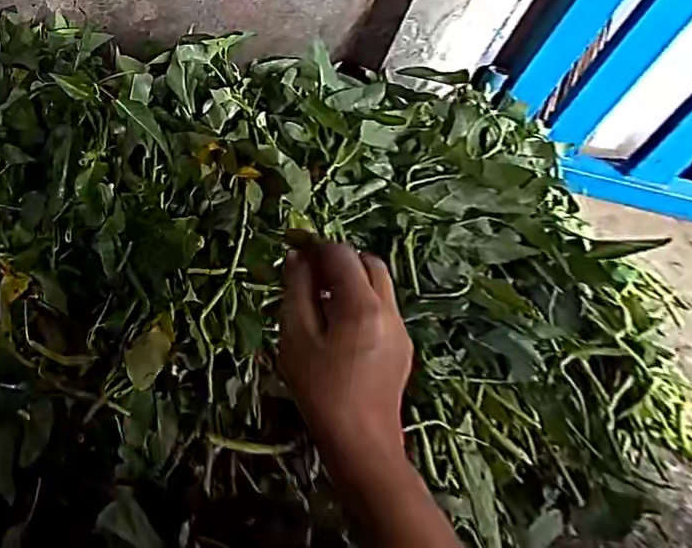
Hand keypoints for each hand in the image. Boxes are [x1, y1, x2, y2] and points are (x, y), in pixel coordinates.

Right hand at [278, 240, 413, 482]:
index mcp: (363, 306)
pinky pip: (380, 306)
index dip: (313, 244)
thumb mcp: (295, 335)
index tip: (290, 245)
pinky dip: (358, 299)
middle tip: (305, 269)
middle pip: (367, 262)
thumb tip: (297, 258)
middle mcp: (389, 312)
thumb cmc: (321, 389)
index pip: (340, 254)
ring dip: (348, 278)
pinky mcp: (401, 347)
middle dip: (336, 258)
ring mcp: (400, 331)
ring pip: (377, 284)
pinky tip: (332, 320)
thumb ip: (296, 290)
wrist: (362, 446)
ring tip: (315, 295)